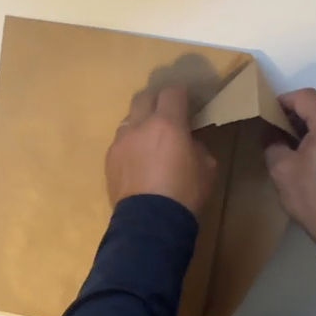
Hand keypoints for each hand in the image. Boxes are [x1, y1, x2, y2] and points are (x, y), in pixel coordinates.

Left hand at [106, 84, 217, 216]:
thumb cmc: (184, 194)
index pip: (172, 92)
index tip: (187, 99)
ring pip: (128, 119)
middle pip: (143, 97)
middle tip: (166, 112)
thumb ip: (197, 147)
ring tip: (149, 138)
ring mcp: (120, 142)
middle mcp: (139, 126)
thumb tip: (188, 143)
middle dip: (156, 100)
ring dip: (140, 122)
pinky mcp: (109, 159)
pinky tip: (137, 160)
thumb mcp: (207, 169)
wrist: (149, 223)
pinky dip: (130, 144)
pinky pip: (120, 142)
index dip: (181, 93)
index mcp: (167, 124)